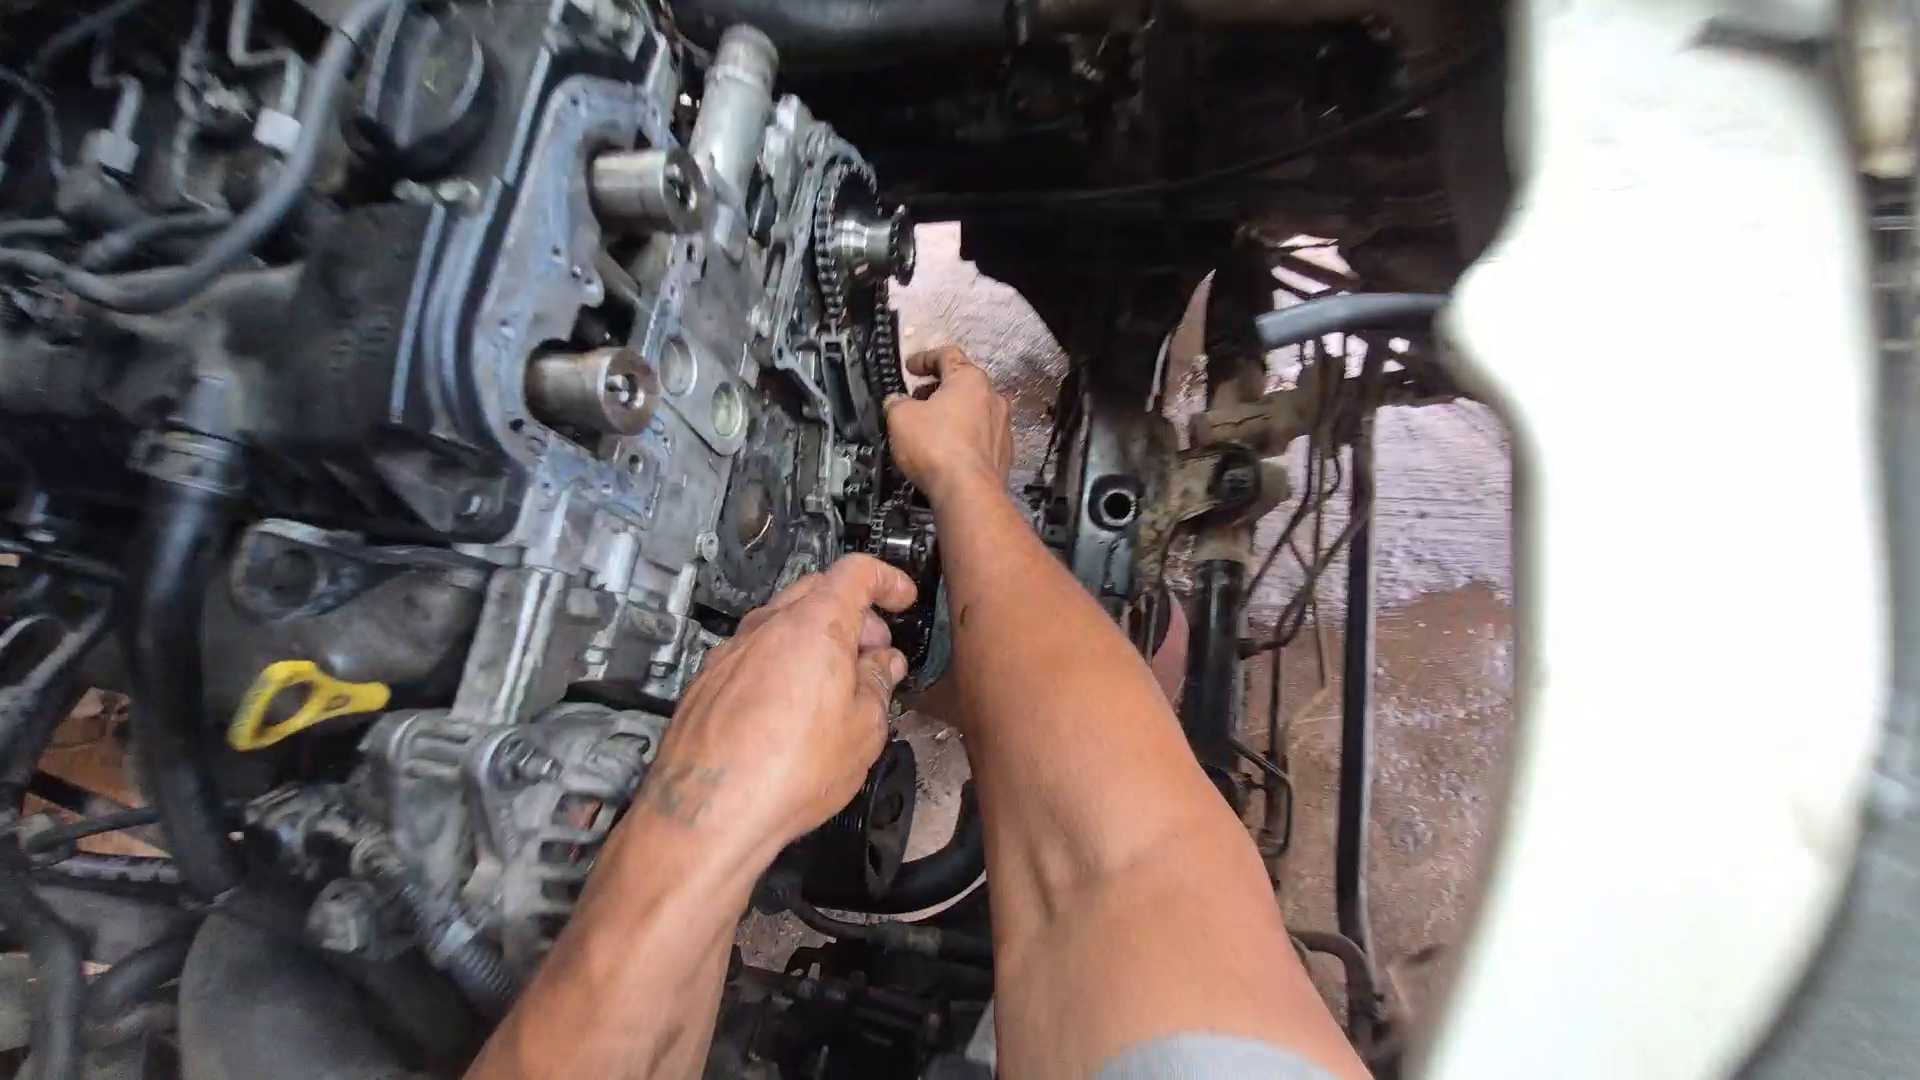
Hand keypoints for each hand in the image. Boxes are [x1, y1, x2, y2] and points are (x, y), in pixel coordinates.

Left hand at [626, 555, 918, 860]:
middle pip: (818, 592)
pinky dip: (783, 663)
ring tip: (838, 686)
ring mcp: (732, 651)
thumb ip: (878, 684)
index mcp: (815, 625)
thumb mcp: (863, 729)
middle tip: (875, 652)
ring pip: (784, 623)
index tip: (901, 598)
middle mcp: (768, 626)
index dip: (887, 580)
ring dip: (817, 640)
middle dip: (855, 614)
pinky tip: (794, 708)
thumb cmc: (787, 771)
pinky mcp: (708, 680)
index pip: (856, 572)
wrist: (706, 815)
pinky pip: (756, 654)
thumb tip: (883, 666)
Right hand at [883, 345, 1013, 505]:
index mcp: (970, 379)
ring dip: (951, 414)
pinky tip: (946, 451)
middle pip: (962, 384)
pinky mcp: (1003, 453)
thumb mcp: (900, 417)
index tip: (911, 368)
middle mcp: (992, 398)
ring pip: (973, 411)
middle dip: (937, 389)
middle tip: (916, 400)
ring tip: (928, 428)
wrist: (968, 492)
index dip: (924, 358)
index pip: (947, 355)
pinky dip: (963, 437)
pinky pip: (980, 437)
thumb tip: (897, 402)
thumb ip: (896, 402)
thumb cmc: (936, 447)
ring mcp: (1002, 426)